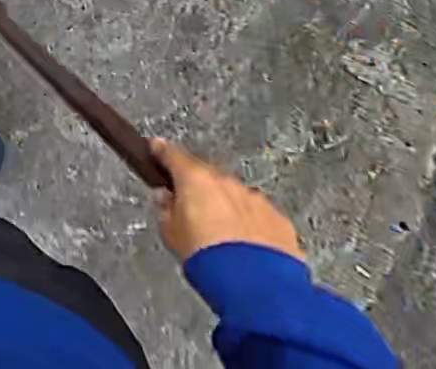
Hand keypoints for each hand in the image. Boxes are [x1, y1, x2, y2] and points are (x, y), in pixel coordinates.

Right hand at [151, 139, 302, 262]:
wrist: (258, 287)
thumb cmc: (205, 254)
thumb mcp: (170, 232)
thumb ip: (164, 208)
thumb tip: (165, 198)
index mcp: (193, 178)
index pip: (171, 153)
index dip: (160, 151)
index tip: (155, 148)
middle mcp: (224, 181)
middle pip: (205, 174)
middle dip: (197, 184)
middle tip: (190, 203)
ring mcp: (255, 199)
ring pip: (234, 194)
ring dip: (225, 203)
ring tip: (222, 229)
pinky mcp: (281, 221)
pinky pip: (258, 213)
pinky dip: (250, 221)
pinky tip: (247, 242)